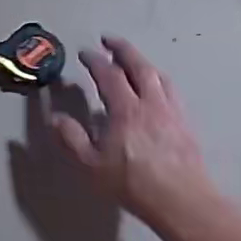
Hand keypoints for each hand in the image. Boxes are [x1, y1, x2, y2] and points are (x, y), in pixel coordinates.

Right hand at [52, 36, 215, 227]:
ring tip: (132, 60)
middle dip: (122, 49)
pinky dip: (159, 79)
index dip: (95, 61)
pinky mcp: (185, 122)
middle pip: (138, 65)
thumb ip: (72, 139)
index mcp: (126, 110)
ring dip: (142, 62)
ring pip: (158, 75)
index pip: (109, 75)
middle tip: (110, 40)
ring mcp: (172, 111)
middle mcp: (151, 103)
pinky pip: (171, 90)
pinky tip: (156, 88)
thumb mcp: (91, 165)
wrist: (180, 199)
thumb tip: (56, 118)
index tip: (85, 54)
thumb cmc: (132, 184)